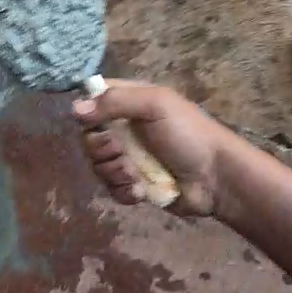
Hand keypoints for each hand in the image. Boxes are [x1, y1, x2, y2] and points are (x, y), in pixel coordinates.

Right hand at [72, 80, 240, 216]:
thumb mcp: (155, 105)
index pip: (93, 101)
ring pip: (98, 166)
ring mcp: (130, 158)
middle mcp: (126, 128)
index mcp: (130, 102)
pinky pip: (112, 189)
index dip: (88, 112)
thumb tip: (74, 109)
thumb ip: (115, 102)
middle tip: (120, 151)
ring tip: (136, 175)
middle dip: (102, 149)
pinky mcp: (134, 185)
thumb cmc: (188, 134)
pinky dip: (124, 191)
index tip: (94, 122)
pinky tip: (141, 191)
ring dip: (115, 172)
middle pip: (90, 138)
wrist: (216, 178)